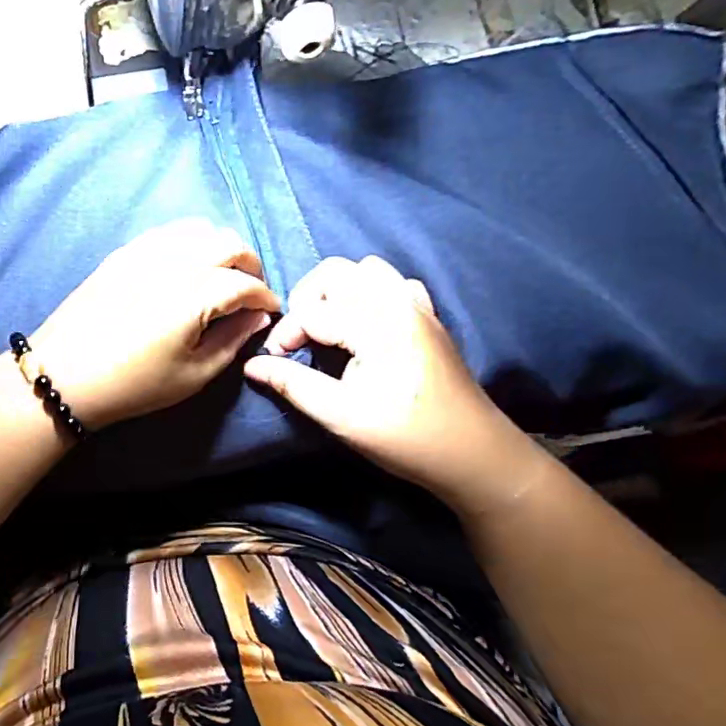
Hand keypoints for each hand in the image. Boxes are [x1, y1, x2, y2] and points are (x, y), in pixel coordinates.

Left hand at [31, 219, 280, 427]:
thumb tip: (256, 317)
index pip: (247, 283)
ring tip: (221, 275)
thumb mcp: (193, 374)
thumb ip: (232, 340)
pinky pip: (169, 231)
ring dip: (221, 247)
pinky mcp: (124, 251)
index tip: (269, 312)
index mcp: (196, 292)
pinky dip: (190, 241)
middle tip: (249, 293)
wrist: (64, 375)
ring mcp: (146, 249)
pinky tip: (187, 266)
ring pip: (200, 228)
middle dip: (250, 265)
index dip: (265, 298)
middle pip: (230, 243)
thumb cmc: (133, 384)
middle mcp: (175, 259)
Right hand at [243, 255, 547, 513]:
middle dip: (307, 298)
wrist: (473, 454)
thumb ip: (293, 384)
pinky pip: (396, 285)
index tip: (274, 362)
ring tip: (328, 328)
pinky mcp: (430, 319)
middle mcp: (397, 303)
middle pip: (337, 271)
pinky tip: (367, 327)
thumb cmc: (405, 438)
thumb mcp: (340, 416)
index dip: (285, 333)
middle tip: (298, 337)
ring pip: (368, 271)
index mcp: (375, 323)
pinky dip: (372, 294)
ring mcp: (418, 307)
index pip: (312, 310)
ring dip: (339, 291)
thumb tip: (252, 365)